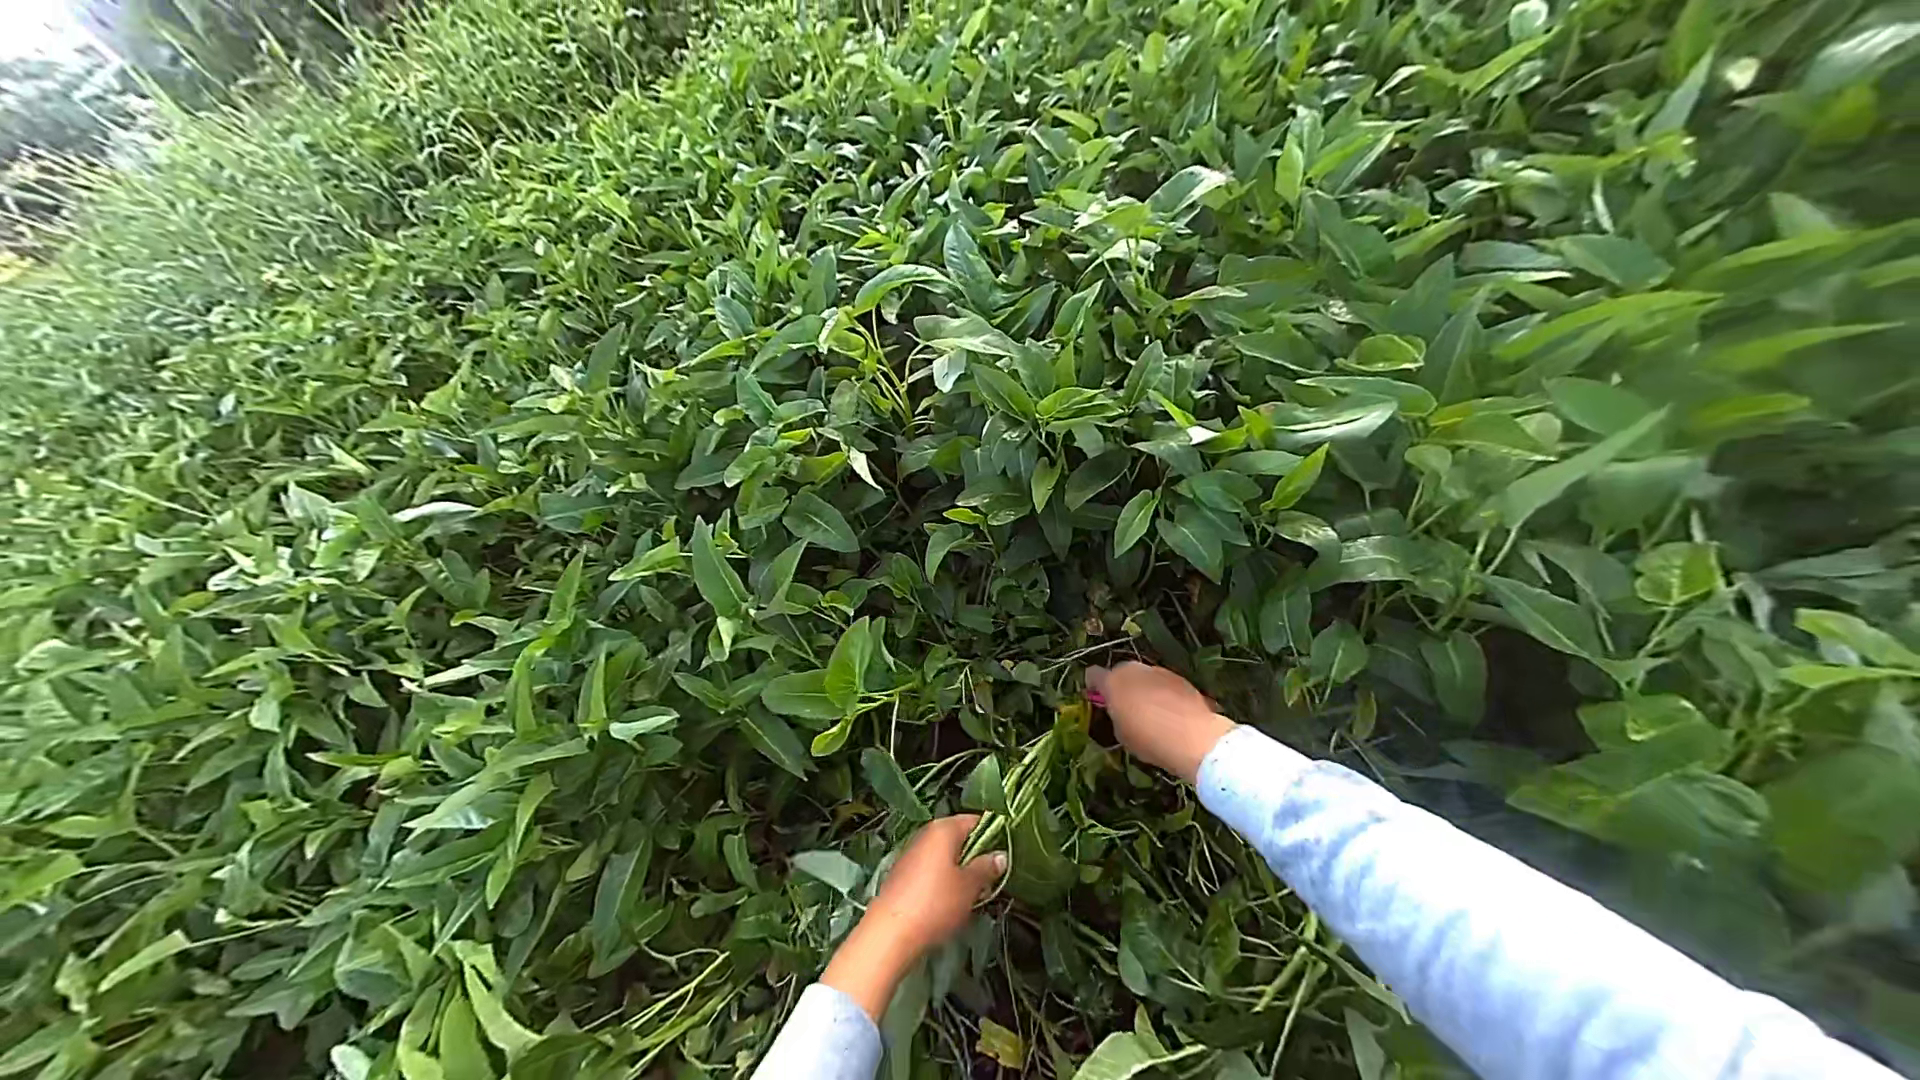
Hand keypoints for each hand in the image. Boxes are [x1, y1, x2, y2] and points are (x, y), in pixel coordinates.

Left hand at [820, 815, 1005, 1020]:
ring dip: (960, 869)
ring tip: (974, 893)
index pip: (975, 820)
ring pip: (945, 854)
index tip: (1006, 853)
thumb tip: (1000, 855)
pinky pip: (931, 868)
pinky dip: (943, 879)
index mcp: (944, 828)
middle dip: (977, 855)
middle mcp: (926, 833)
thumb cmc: (935, 903)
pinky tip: (950, 901)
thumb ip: (986, 868)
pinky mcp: (903, 873)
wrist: (889, 934)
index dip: (993, 834)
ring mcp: (912, 852)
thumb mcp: (969, 887)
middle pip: (959, 837)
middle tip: (993, 878)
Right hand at [1087, 662, 1237, 783]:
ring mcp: (1159, 671)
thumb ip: (1115, 716)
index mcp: (1112, 681)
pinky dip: (1163, 694)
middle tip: (1125, 708)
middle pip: (1120, 673)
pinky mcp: (1180, 678)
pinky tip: (1171, 714)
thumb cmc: (1149, 739)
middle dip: (1120, 687)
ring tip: (1152, 714)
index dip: (1093, 686)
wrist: (1195, 738)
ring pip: (1143, 677)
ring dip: (1143, 689)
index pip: (1092, 674)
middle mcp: (1134, 669)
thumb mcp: (1121, 733)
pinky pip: (1163, 684)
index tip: (1098, 699)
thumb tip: (1120, 711)